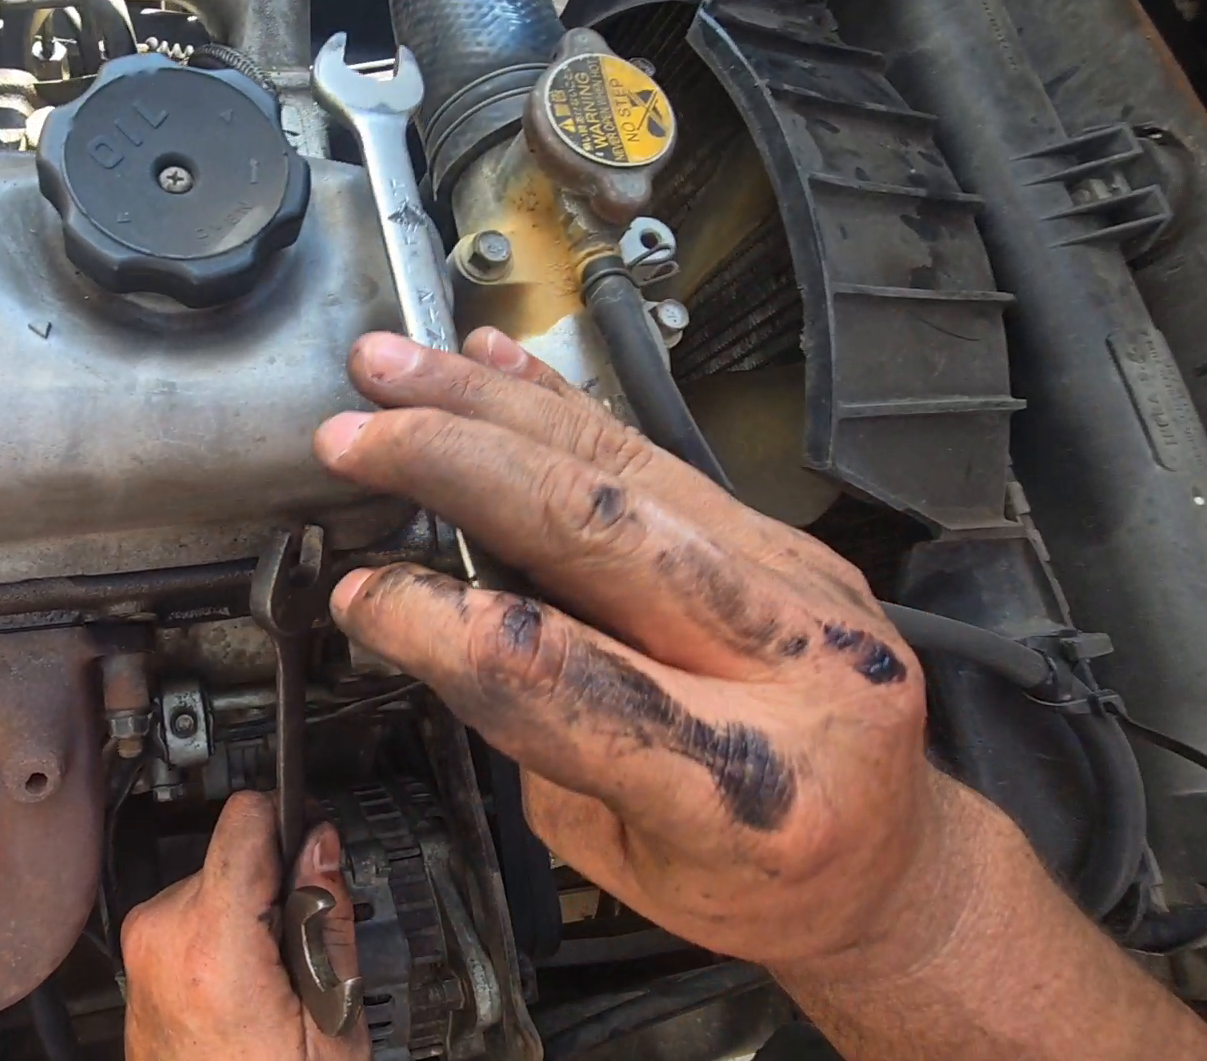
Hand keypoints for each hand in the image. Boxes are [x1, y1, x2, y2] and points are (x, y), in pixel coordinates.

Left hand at [122, 792, 370, 1060]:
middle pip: (235, 851)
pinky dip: (222, 929)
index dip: (285, 820)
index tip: (306, 838)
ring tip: (266, 979)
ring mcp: (144, 943)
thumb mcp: (330, 1022)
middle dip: (272, 885)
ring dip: (246, 910)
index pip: (243, 821)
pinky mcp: (140, 953)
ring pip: (216, 878)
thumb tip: (320, 844)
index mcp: (214, 947)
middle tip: (294, 952)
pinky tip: (238, 984)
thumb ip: (326, 918)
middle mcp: (164, 933)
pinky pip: (193, 907)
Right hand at [311, 328, 941, 972]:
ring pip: (612, 460)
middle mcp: (788, 659)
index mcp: (740, 782)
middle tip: (352, 439)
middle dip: (451, 467)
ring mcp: (793, 575)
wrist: (890, 857)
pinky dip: (553, 399)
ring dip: (485, 405)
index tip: (356, 593)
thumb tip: (428, 611)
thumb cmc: (741, 882)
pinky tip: (490, 360)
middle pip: (591, 528)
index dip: (434, 624)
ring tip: (394, 368)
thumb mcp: (606, 842)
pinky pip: (646, 446)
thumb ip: (524, 720)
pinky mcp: (773, 529)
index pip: (551, 672)